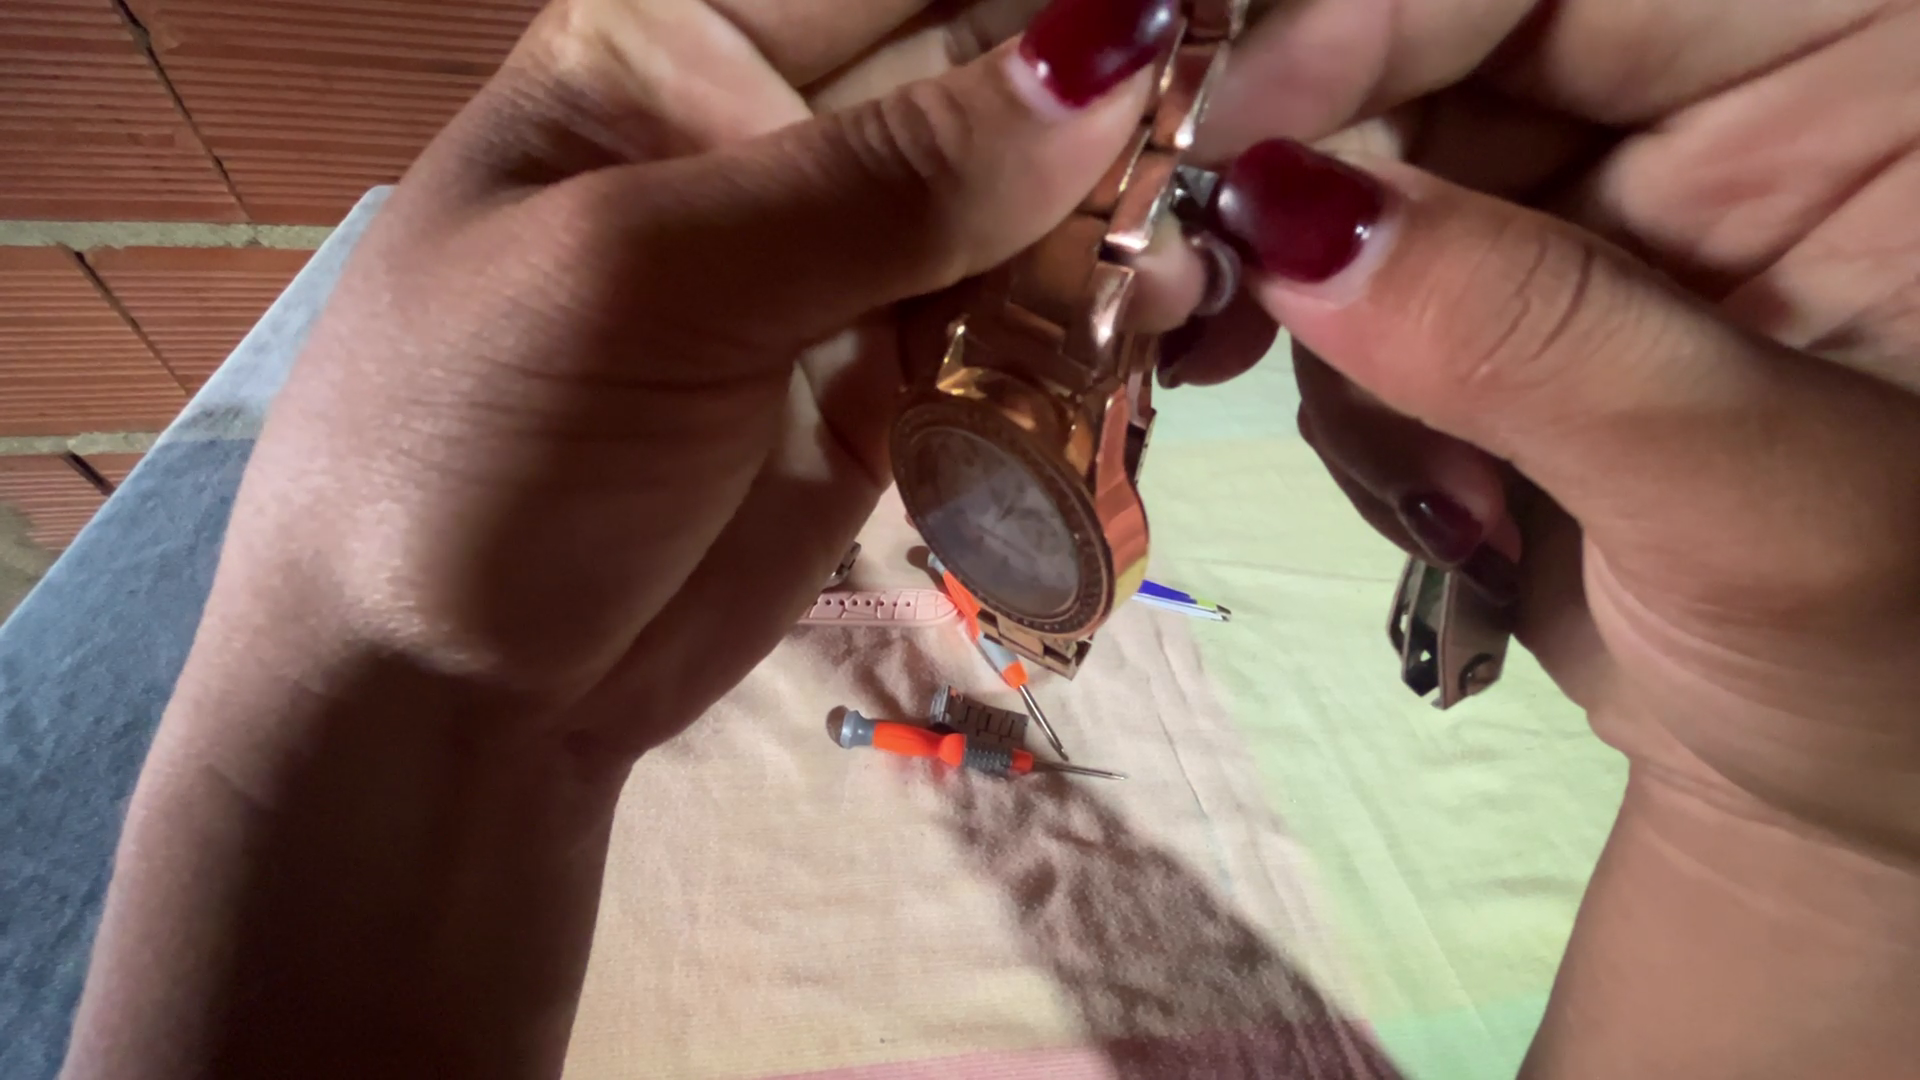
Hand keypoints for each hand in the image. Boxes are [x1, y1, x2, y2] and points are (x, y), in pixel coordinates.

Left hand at [207, 0, 1205, 754]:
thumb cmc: (497, 458)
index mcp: (679, 63)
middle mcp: (772, 163)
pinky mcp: (880, 402)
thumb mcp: (656, 285)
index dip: (1038, 10)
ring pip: (1007, 233)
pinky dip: (1071, 346)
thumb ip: (875, 183)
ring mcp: (837, 292)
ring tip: (1187, 269)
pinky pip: (1000, 347)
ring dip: (1100, 245)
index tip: (1187, 20)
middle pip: (971, 105)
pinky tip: (1139, 341)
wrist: (478, 685)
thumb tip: (1101, 61)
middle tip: (1230, 133)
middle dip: (1095, 123)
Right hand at [1174, 0, 1919, 850]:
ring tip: (1428, 487)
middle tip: (1209, 311)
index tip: (1223, 141)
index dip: (1372, 27)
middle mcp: (1699, 120)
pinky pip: (1340, 321)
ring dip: (1338, 355)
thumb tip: (1281, 227)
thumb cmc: (1878, 656)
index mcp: (1862, 75)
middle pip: (1419, 88)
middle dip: (1305, 209)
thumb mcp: (1740, 497)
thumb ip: (1519, 340)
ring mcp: (1564, 230)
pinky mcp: (1477, 320)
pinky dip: (1341, 404)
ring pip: (1350, 224)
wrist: (1813, 750)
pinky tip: (1420, 489)